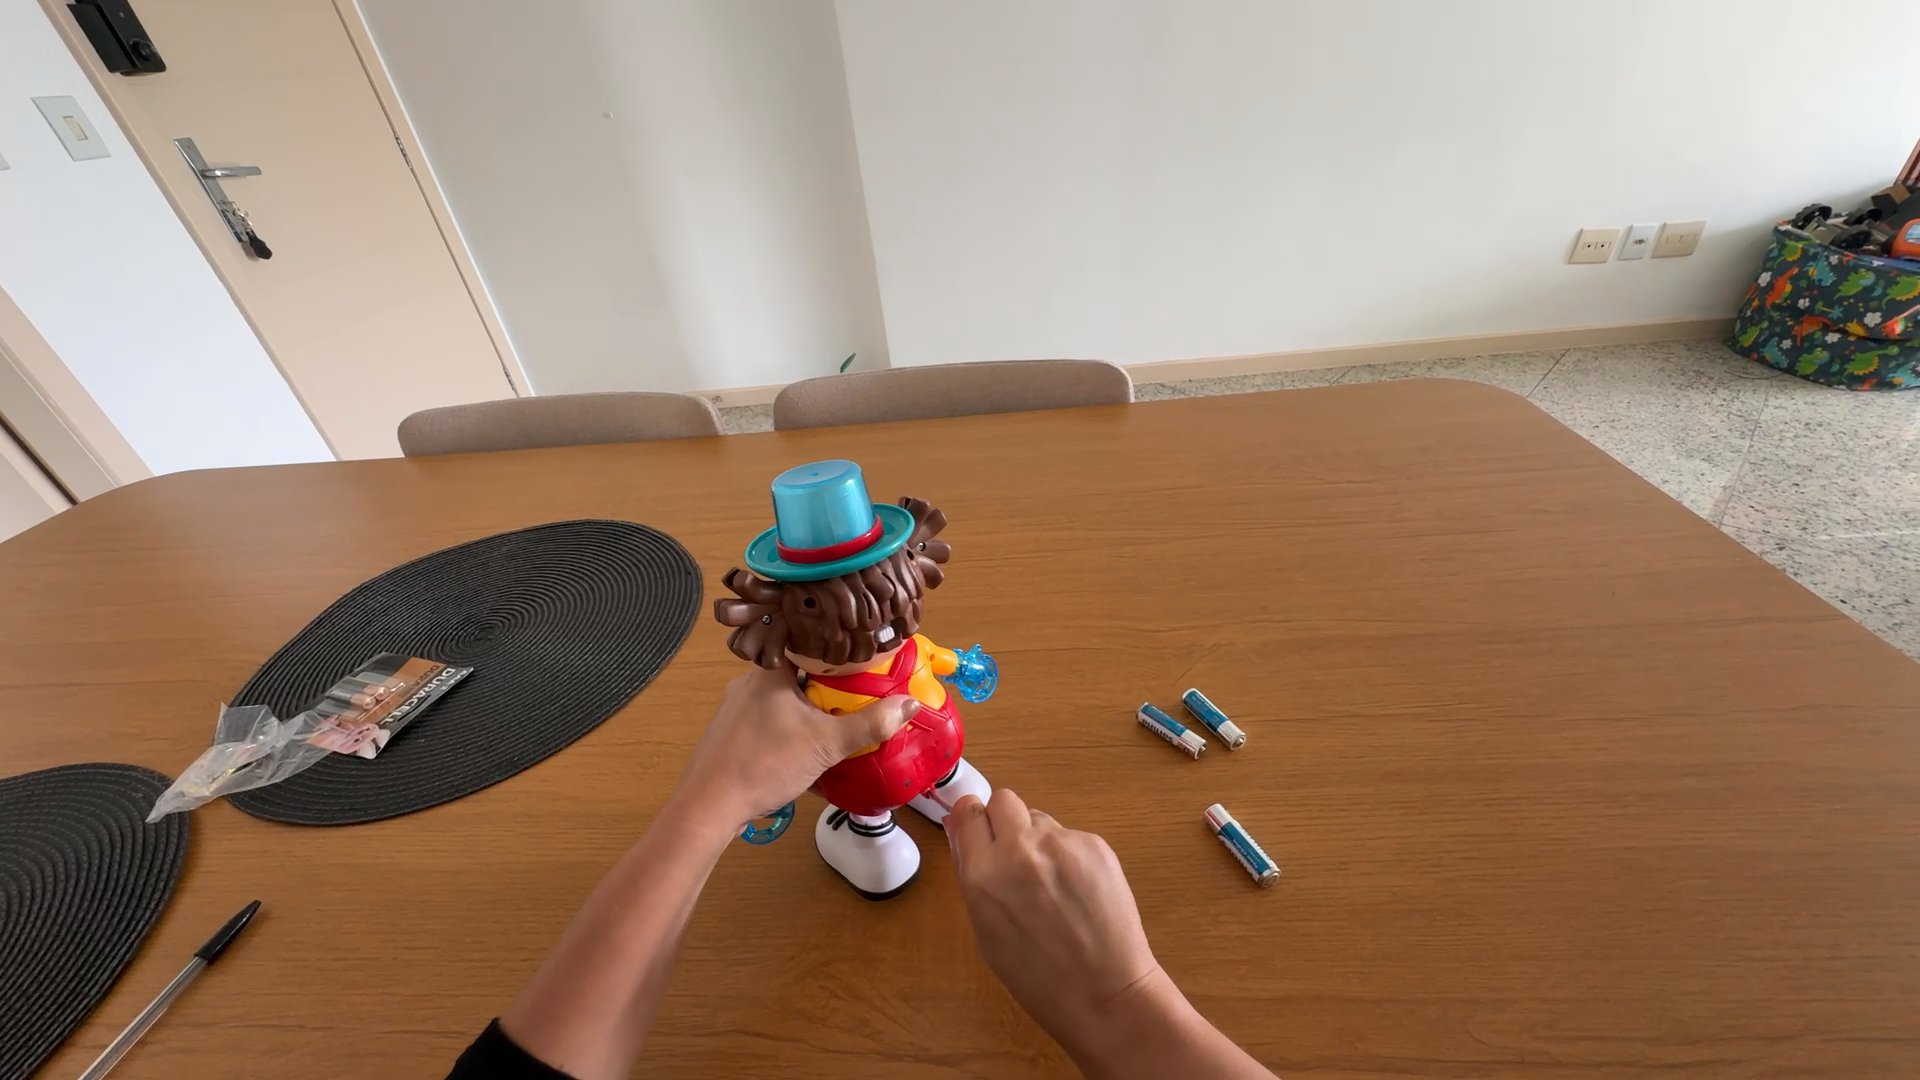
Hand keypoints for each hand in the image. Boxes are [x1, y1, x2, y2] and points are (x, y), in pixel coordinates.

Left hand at [676, 664, 916, 826]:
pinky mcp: (728, 734)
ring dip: (804, 704)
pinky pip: (766, 718)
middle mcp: (747, 683)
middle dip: (823, 679)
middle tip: (854, 687)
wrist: (708, 808)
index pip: (803, 640)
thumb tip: (910, 703)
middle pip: (793, 669)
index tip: (856, 649)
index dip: (830, 642)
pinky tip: (802, 745)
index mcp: (768, 672)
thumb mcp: (825, 744)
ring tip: (833, 715)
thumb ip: (868, 724)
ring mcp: (733, 709)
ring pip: (778, 696)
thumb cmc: (764, 764)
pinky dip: (787, 725)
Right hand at [946, 790, 1177, 1068]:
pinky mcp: (1094, 843)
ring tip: (1052, 883)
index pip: (968, 810)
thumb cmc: (1038, 977)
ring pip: (1039, 818)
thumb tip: (960, 829)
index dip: (973, 820)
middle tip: (1014, 851)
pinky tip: (1078, 890)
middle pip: (1003, 799)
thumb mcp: (985, 930)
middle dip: (1004, 819)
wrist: (1105, 994)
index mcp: (983, 874)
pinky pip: (1070, 835)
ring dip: (1038, 839)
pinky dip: (1069, 855)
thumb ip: (971, 873)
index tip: (979, 830)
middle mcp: (1018, 849)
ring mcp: (1060, 842)